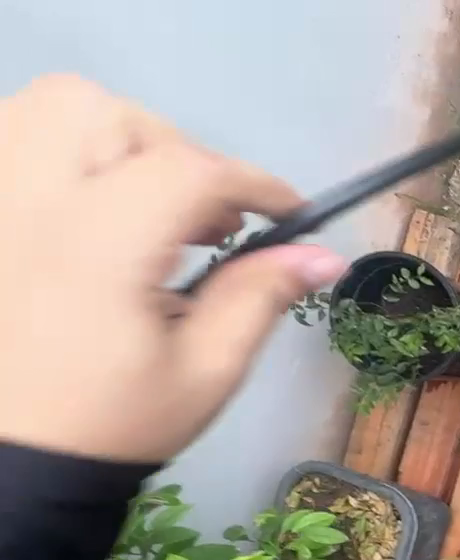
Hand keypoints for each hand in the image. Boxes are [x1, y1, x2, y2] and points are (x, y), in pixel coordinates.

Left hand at [0, 75, 345, 463]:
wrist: (9, 446)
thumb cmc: (119, 414)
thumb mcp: (211, 366)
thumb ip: (260, 296)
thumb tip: (326, 256)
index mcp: (91, 250)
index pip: (183, 170)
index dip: (253, 183)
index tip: (294, 216)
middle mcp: (19, 204)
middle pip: (98, 111)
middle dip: (173, 150)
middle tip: (208, 216)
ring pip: (46, 114)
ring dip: (122, 149)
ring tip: (159, 215)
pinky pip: (19, 147)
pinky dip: (78, 162)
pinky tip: (110, 218)